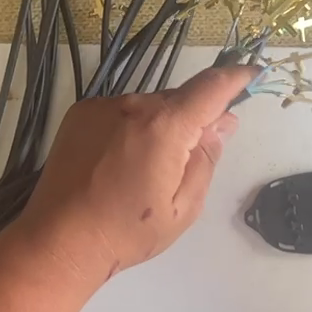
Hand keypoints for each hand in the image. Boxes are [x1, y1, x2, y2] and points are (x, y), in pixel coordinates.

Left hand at [17, 66, 256, 287]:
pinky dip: (129, 128)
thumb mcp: (183, 206)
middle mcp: (133, 104)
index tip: (253, 71)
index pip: (211, 87)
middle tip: (188, 157)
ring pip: (147, 107)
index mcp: (164, 126)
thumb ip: (206, 158)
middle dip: (192, 119)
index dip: (236, 77)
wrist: (58, 239)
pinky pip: (119, 111)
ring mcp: (102, 105)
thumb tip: (223, 122)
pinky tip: (117, 163)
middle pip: (177, 100)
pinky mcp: (80, 113)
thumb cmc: (126, 231)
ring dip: (157, 126)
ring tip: (143, 171)